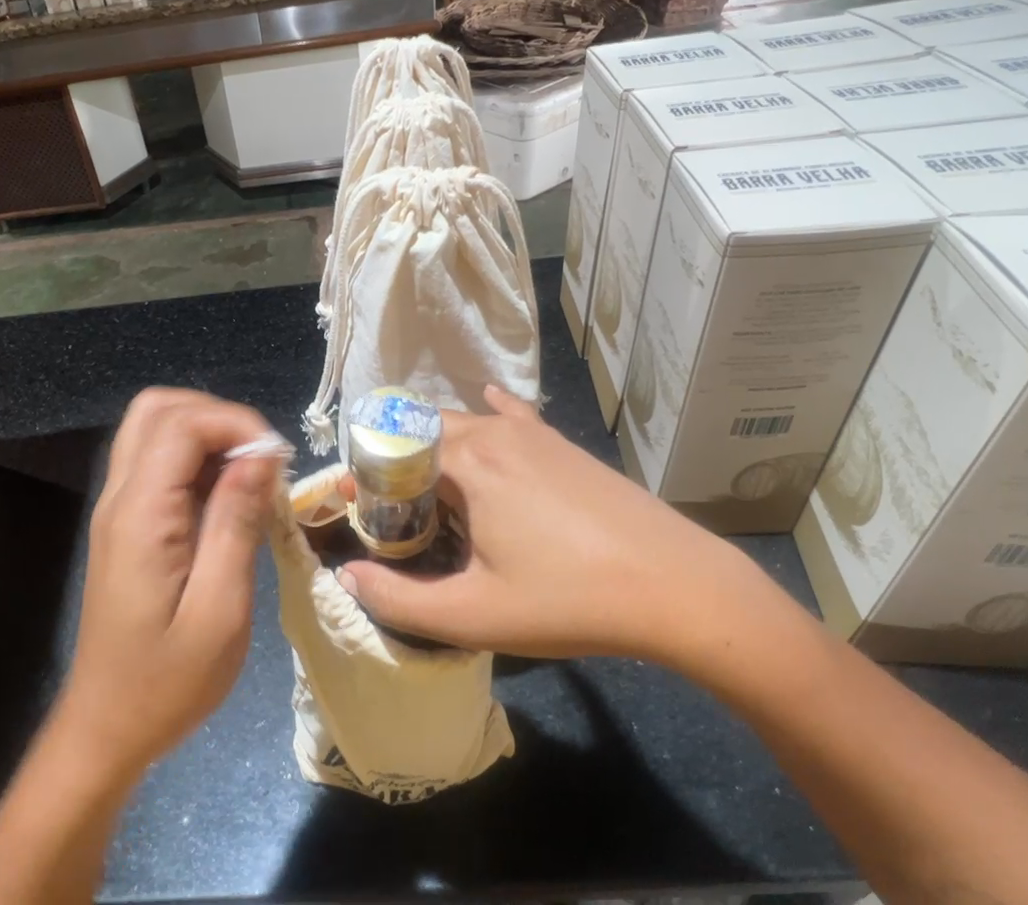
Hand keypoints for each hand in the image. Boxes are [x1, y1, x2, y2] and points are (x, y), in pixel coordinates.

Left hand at [53, 388, 284, 776]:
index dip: (237, 424)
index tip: (279, 462)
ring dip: (207, 437)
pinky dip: (195, 462)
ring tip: (251, 479)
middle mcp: (120, 499)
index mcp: (141, 515)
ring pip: (153, 431)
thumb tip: (261, 456)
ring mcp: (116, 511)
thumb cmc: (168, 681)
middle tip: (262, 462)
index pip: (182, 424)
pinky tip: (228, 501)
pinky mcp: (124, 528)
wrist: (107, 727)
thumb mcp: (220, 609)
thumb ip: (237, 523)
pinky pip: (155, 466)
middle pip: (158, 410)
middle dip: (218, 418)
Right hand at [336, 386, 798, 670]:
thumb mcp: (472, 615)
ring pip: (465, 425)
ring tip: (436, 498)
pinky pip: (511, 417)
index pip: (389, 452)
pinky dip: (487, 418)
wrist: (678, 588)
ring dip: (437, 450)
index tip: (359, 519)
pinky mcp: (565, 446)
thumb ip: (398, 599)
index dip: (364, 482)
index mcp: (465, 462)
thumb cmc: (567, 601)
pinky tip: (488, 412)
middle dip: (397, 465)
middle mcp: (495, 432)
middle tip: (396, 518)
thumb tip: (349, 576)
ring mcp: (535, 435)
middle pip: (422, 432)